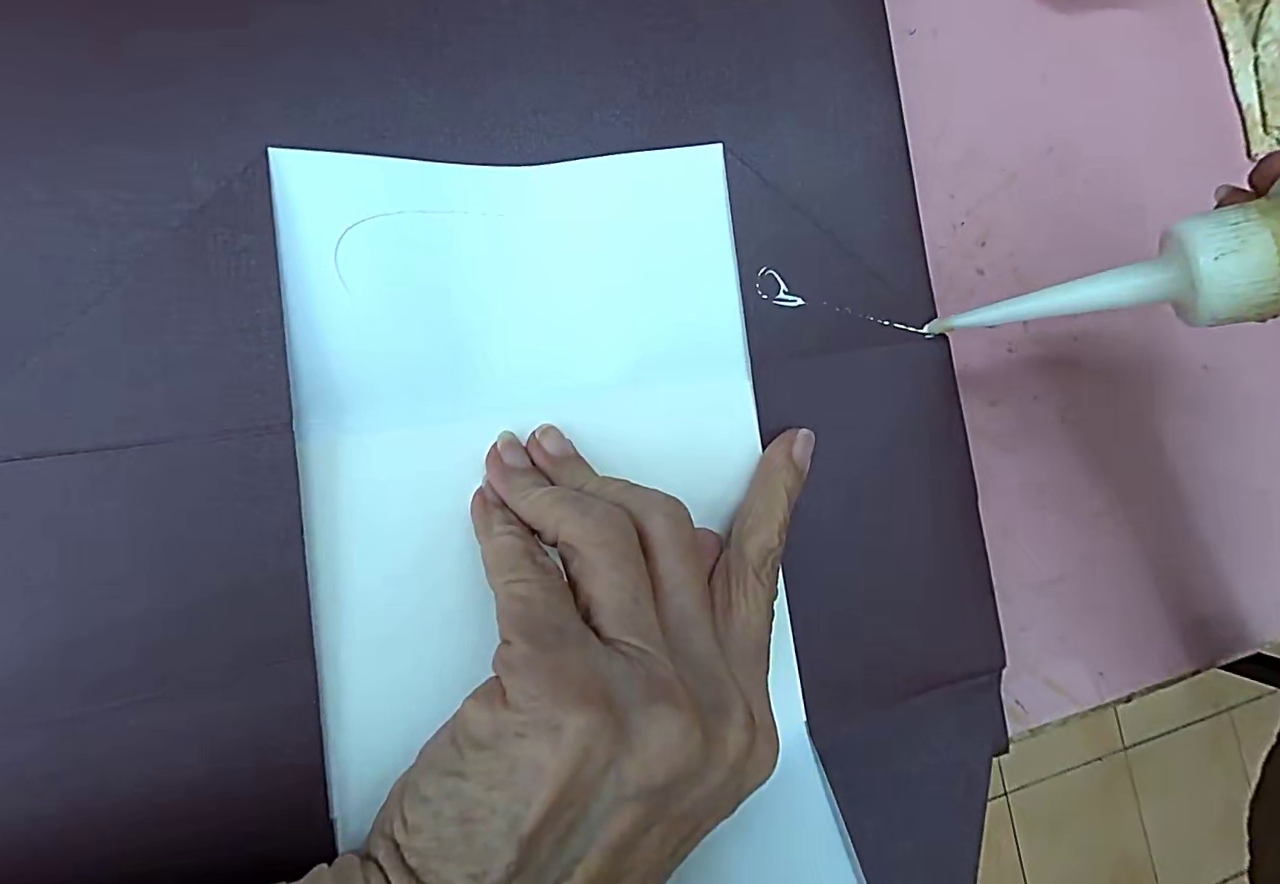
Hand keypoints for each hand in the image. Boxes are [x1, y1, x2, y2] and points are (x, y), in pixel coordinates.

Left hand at [330, 424, 813, 883]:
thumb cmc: (562, 829)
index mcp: (741, 721)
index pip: (757, 576)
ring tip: (514, 468)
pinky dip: (504, 528)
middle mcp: (709, 707)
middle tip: (553, 452)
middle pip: (669, 530)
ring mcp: (642, 697)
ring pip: (603, 532)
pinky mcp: (562, 685)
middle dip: (603, 478)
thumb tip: (688, 542)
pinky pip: (532, 567)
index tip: (789, 450)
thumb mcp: (659, 749)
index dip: (775, 500)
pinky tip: (490, 512)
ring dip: (549, 488)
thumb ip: (686, 645)